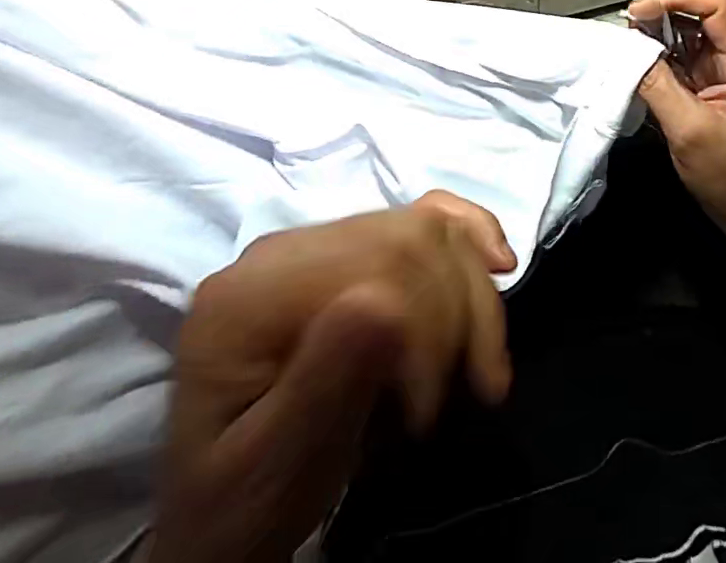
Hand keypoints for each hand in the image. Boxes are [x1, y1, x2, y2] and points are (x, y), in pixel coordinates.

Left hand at [149, 192, 515, 562]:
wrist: (227, 504)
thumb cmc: (244, 501)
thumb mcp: (272, 468)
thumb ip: (322, 384)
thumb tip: (389, 304)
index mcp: (250, 294)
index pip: (378, 263)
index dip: (432, 322)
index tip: (431, 409)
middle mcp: (281, 250)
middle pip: (411, 238)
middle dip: (461, 310)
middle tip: (472, 390)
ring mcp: (316, 245)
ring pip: (429, 228)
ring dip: (474, 292)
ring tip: (481, 365)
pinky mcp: (347, 252)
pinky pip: (423, 220)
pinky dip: (469, 238)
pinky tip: (498, 262)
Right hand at [630, 0, 725, 237]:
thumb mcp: (688, 132)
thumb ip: (658, 85)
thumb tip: (627, 50)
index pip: (719, 2)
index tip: (640, 12)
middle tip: (633, 17)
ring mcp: (725, 59)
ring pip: (696, 14)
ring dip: (661, 15)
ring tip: (632, 31)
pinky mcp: (710, 70)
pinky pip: (685, 38)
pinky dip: (660, 35)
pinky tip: (640, 46)